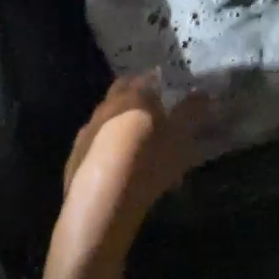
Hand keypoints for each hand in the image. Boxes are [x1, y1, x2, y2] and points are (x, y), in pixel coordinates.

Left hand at [61, 72, 206, 235]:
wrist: (101, 201)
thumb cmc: (148, 159)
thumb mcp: (180, 135)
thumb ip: (192, 111)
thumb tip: (203, 92)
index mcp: (131, 96)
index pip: (147, 77)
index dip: (162, 81)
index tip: (174, 90)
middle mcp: (105, 108)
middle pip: (124, 94)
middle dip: (141, 99)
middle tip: (160, 113)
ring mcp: (86, 133)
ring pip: (110, 121)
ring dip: (126, 127)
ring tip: (145, 147)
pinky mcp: (75, 160)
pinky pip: (99, 147)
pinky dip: (112, 151)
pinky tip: (125, 170)